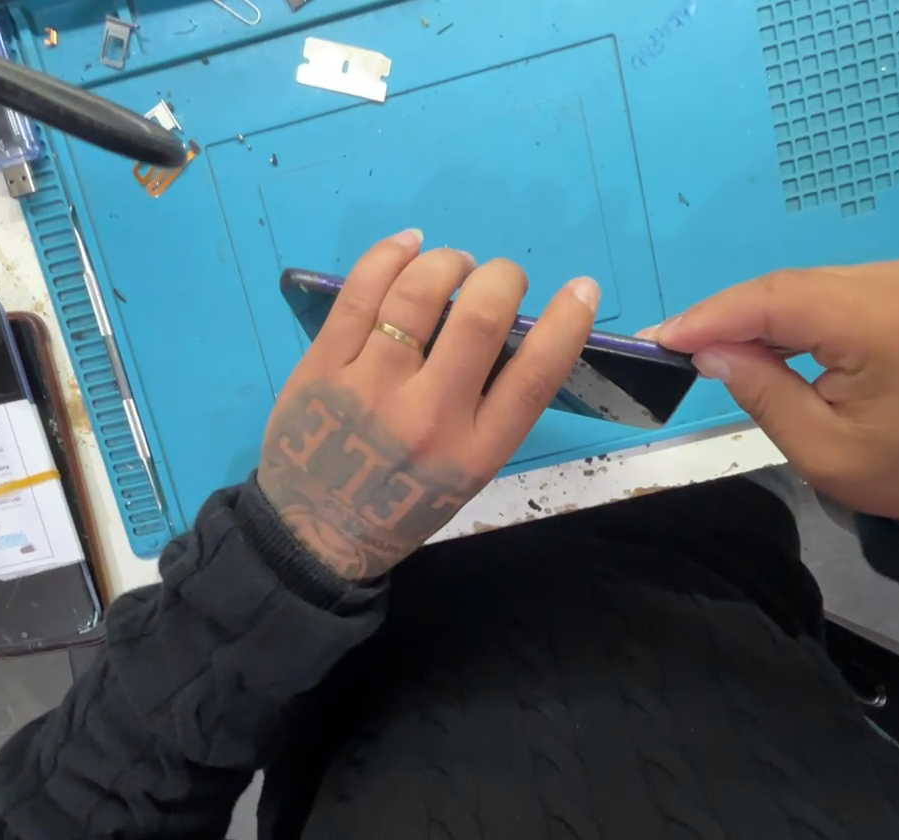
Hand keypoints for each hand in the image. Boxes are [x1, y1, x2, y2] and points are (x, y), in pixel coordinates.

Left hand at [259, 230, 601, 578]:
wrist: (318, 535)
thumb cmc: (402, 506)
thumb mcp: (464, 476)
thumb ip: (490, 413)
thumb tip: (508, 333)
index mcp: (475, 453)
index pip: (537, 376)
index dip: (569, 323)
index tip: (581, 290)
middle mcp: (429, 417)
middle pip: (481, 319)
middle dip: (503, 278)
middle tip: (499, 278)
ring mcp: (372, 388)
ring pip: (418, 293)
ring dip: (448, 261)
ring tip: (453, 264)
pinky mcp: (324, 367)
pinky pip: (360, 292)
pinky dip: (391, 255)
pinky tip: (408, 246)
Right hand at [653, 257, 898, 527]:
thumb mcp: (821, 451)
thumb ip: (762, 393)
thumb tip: (710, 352)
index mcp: (890, 324)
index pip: (779, 299)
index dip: (712, 315)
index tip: (661, 338)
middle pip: (793, 285)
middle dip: (728, 315)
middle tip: (676, 346)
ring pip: (812, 284)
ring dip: (759, 314)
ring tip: (715, 348)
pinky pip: (837, 288)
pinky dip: (794, 312)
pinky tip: (768, 339)